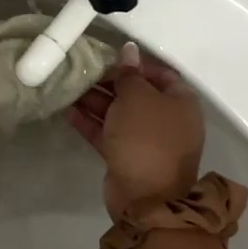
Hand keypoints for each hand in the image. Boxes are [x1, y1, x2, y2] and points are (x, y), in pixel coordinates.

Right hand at [66, 43, 204, 217]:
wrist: (145, 198)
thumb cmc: (147, 138)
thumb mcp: (137, 97)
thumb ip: (129, 73)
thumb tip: (129, 50)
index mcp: (180, 103)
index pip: (159, 73)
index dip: (134, 63)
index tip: (108, 56)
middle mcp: (166, 119)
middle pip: (136, 93)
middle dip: (109, 82)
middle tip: (81, 70)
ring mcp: (146, 140)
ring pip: (118, 113)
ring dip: (94, 100)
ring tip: (68, 86)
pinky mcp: (126, 156)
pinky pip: (108, 132)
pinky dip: (90, 121)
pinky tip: (67, 109)